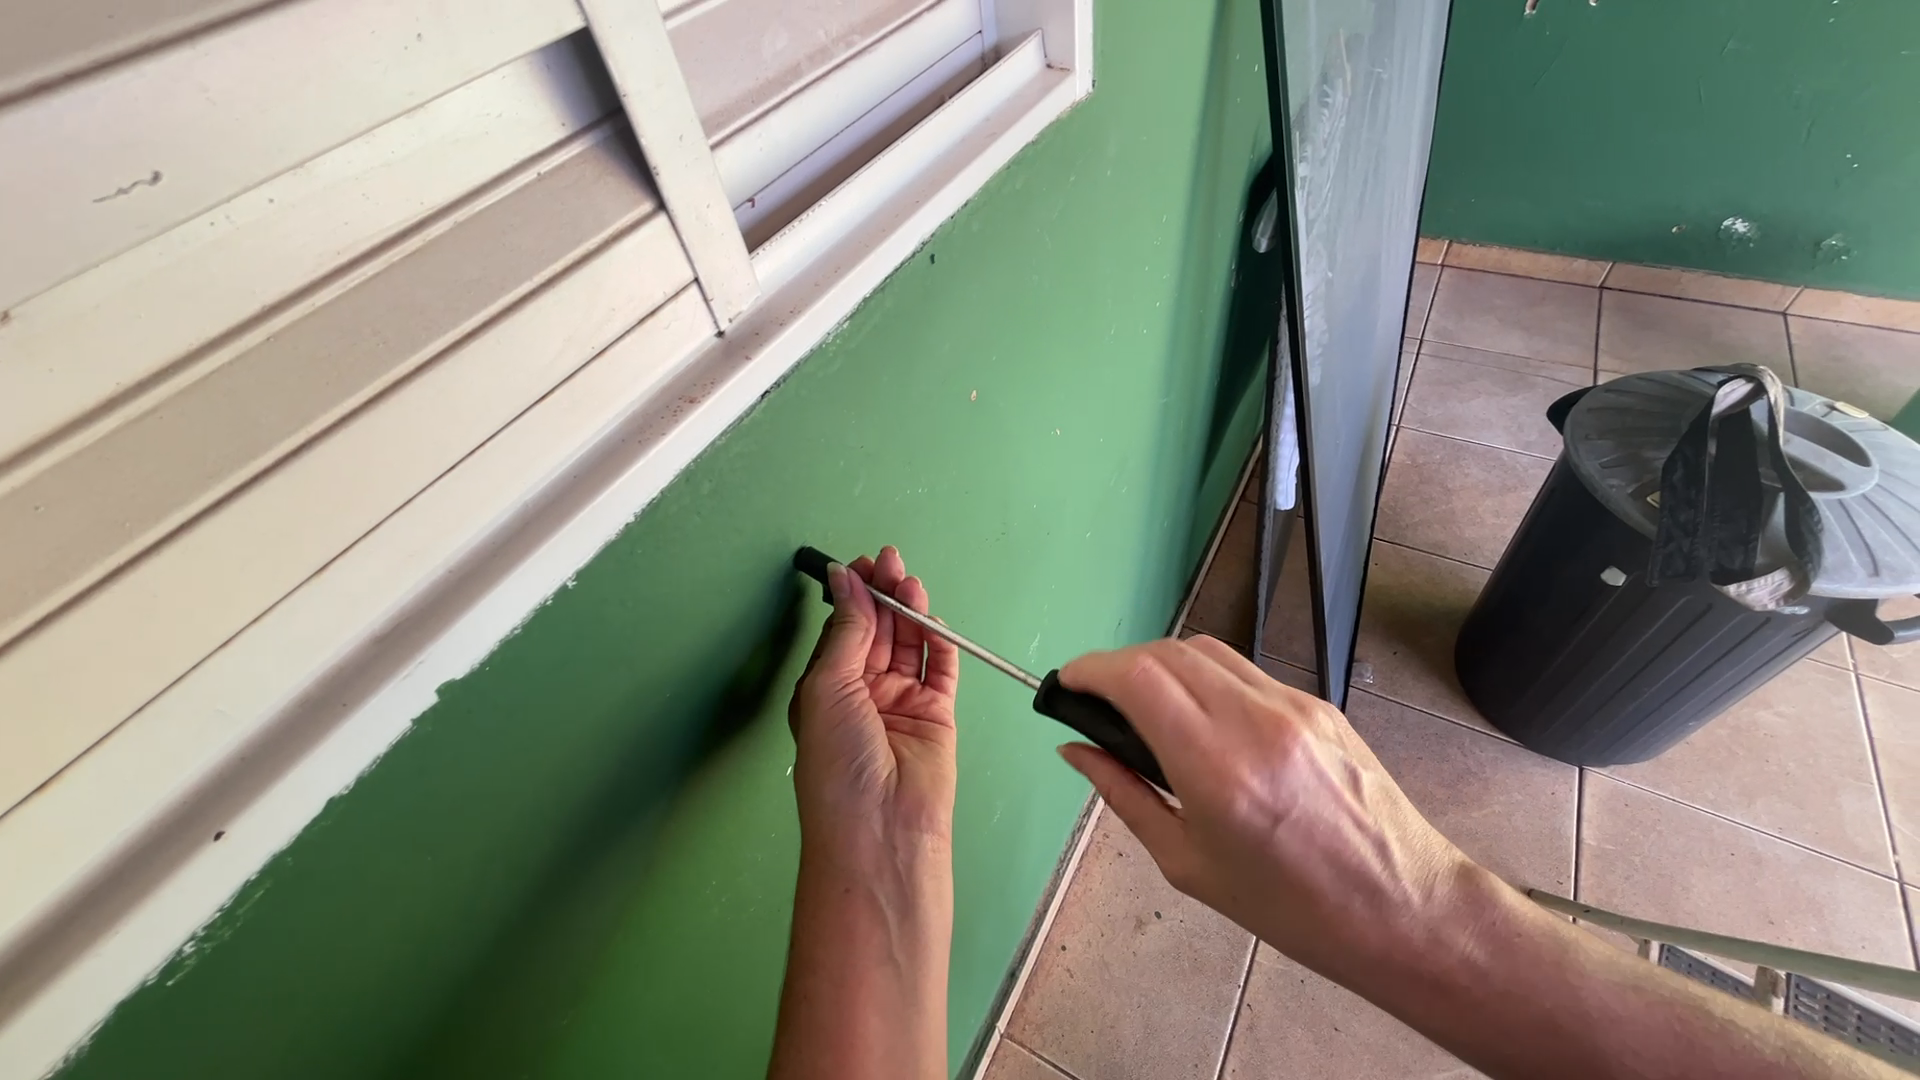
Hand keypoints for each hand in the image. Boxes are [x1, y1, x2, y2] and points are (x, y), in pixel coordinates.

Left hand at [788, 546, 959, 863]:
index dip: (852, 596)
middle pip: (877, 631)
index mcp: (827, 688)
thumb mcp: (828, 687)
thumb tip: (844, 579)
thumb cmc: (838, 762)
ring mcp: (901, 702)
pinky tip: (931, 616)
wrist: (881, 830)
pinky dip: (938, 641)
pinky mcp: (936, 713)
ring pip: (908, 644)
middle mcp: (863, 693)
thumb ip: (846, 631)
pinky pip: (939, 668)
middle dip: (883, 594)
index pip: (843, 630)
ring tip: (909, 581)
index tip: (860, 564)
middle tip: (889, 560)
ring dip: (909, 611)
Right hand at [1054, 635, 1479, 986]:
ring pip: (1205, 649)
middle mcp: (1255, 720)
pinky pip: (1242, 669)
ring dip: (1158, 661)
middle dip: (1118, 663)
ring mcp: (1293, 704)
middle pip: (1166, 652)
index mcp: (1218, 769)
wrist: (1407, 909)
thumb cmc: (1289, 907)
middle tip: (1096, 696)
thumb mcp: (1188, 863)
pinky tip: (1197, 711)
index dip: (1092, 669)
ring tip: (1140, 699)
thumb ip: (1123, 795)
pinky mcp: (1317, 701)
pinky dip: (1202, 674)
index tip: (1067, 683)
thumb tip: (1074, 750)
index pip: (1138, 679)